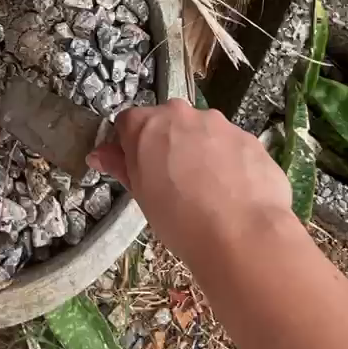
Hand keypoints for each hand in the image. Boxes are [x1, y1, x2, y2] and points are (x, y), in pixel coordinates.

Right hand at [87, 100, 302, 265]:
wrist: (243, 235)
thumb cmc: (180, 218)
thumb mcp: (140, 195)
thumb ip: (120, 166)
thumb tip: (98, 154)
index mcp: (146, 124)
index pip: (128, 124)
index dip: (131, 146)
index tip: (139, 170)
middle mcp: (181, 113)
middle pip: (168, 123)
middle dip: (168, 145)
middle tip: (174, 184)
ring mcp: (218, 123)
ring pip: (203, 133)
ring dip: (201, 153)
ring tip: (210, 194)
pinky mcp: (249, 138)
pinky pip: (232, 147)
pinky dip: (230, 164)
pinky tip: (235, 195)